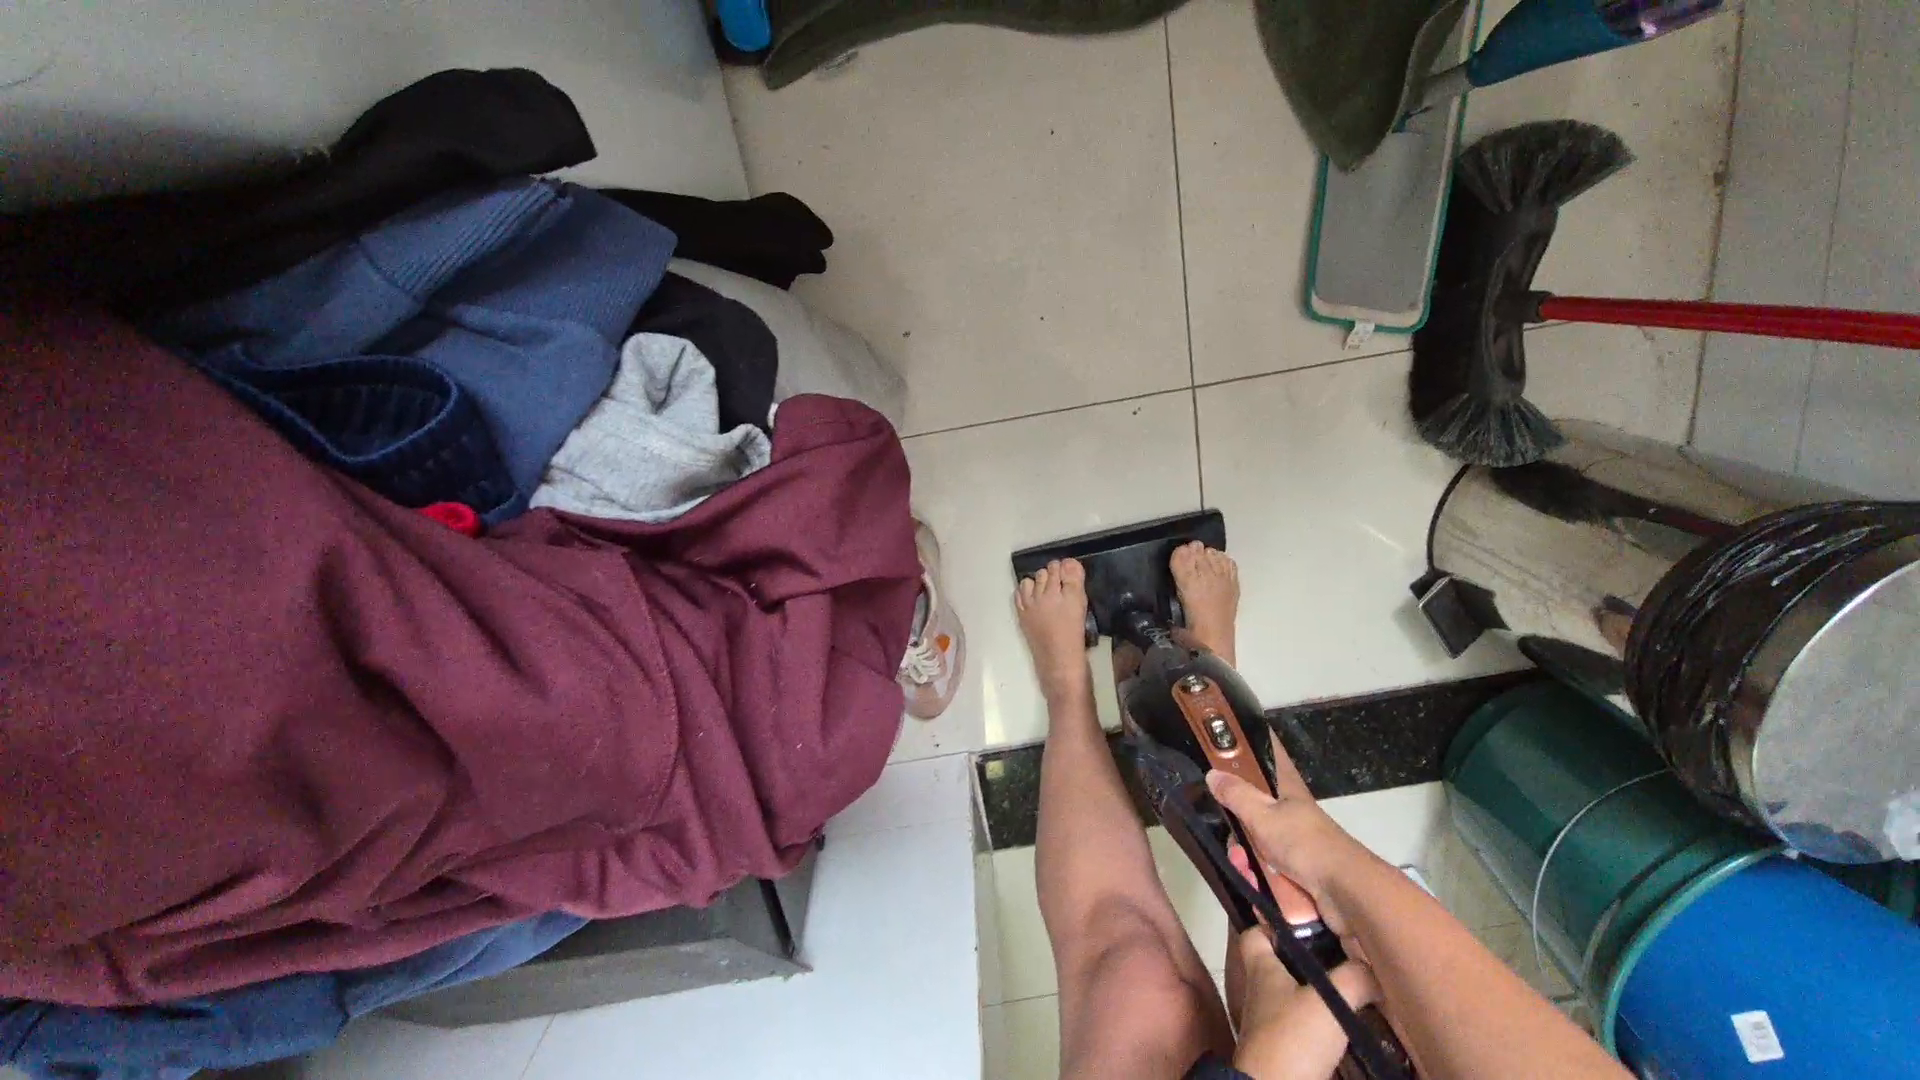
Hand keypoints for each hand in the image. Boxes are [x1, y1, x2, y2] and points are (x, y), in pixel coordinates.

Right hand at [1206, 757, 1385, 934]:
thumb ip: (1236, 794)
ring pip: (1256, 846)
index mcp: (1287, 790)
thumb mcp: (1263, 815)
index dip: (1248, 756)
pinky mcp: (1297, 872)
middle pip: (1252, 812)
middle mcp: (1290, 814)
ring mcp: (1294, 845)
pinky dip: (1259, 880)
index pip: (1269, 758)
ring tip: (1248, 874)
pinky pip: (1267, 871)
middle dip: (1238, 833)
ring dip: (1247, 862)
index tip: (1225, 759)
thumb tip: (1212, 773)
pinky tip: (1257, 888)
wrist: (1346, 894)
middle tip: (1235, 847)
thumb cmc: (1305, 844)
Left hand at [1231, 926, 1380, 1079]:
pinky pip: (1308, 1026)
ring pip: (1297, 995)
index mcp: (1261, 968)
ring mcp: (1273, 1021)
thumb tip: (1371, 969)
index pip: (1255, 933)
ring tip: (1359, 988)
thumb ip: (1353, 979)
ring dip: (1322, 993)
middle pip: (1282, 964)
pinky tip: (1354, 1023)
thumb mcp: (1327, 1001)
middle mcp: (1263, 990)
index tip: (1305, 920)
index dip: (1272, 923)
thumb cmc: (1292, 1037)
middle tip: (1345, 955)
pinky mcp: (1287, 1048)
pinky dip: (1327, 1023)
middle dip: (1310, 960)